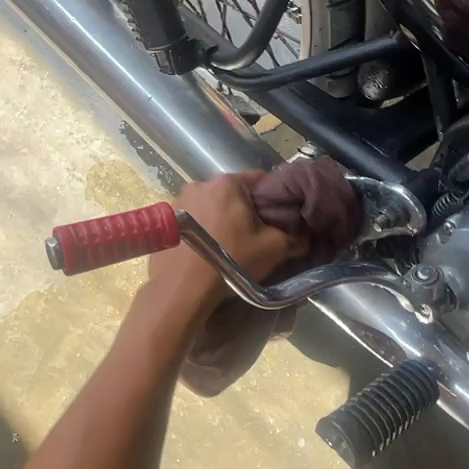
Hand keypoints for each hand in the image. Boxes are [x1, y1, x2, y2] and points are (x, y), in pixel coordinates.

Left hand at [146, 171, 305, 315]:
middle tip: (256, 232)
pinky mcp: (163, 221)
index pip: (260, 179)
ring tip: (228, 242)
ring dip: (220, 217)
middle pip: (233, 192)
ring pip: (210, 205)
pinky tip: (205, 248)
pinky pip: (191, 219)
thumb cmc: (231, 260)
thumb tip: (305, 238)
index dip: (274, 197)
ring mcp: (177, 201)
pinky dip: (201, 228)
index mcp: (228, 183)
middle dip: (245, 208)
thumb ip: (294, 239)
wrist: (182, 289)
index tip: (280, 215)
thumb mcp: (273, 249)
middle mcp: (200, 184)